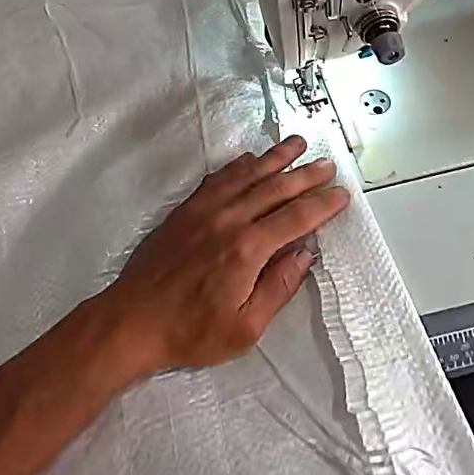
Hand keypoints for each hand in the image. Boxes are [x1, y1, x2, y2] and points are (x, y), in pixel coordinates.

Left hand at [95, 135, 349, 373]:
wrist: (132, 320)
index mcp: (247, 250)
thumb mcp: (245, 328)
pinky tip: (250, 158)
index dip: (322, 205)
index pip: (295, 218)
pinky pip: (218, 178)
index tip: (341, 194)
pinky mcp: (185, 209)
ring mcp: (204, 210)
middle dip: (305, 174)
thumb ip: (278, 287)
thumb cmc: (190, 331)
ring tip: (297, 143)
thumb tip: (304, 255)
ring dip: (275, 157)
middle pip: (276, 188)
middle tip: (327, 164)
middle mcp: (228, 220)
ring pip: (248, 175)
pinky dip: (238, 165)